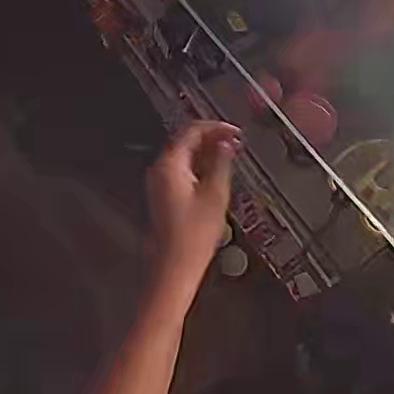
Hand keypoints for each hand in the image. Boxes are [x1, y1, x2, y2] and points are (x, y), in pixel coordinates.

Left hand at [145, 121, 239, 289]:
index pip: (192, 131)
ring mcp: (159, 181)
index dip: (216, 127)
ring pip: (184, 153)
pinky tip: (215, 169)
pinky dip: (199, 163)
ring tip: (229, 152)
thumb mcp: (216, 194)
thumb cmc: (193, 236)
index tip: (234, 131)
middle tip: (234, 139)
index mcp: (169, 165)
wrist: (175, 265)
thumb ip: (221, 162)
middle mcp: (159, 170)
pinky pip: (181, 168)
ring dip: (206, 150)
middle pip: (186, 140)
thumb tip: (225, 145)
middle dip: (212, 137)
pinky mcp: (163, 193)